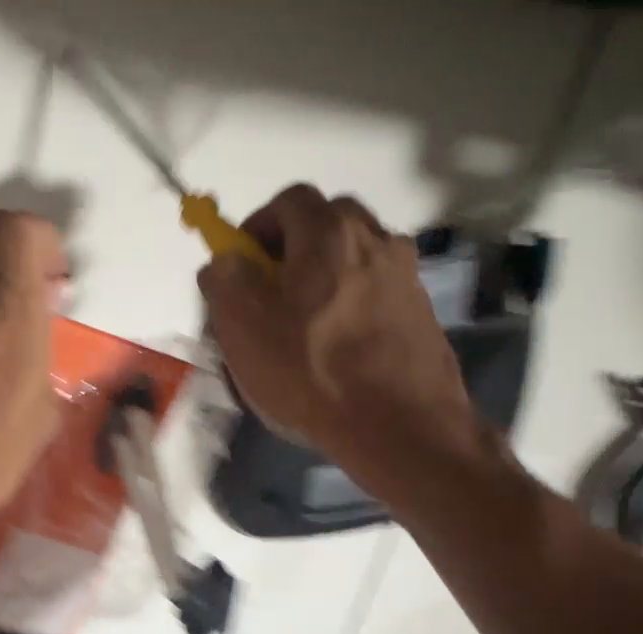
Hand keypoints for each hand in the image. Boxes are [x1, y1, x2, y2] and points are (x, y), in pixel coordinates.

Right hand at [199, 184, 481, 483]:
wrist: (399, 424)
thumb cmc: (309, 370)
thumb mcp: (242, 326)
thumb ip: (224, 280)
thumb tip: (225, 261)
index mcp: (329, 233)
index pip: (288, 200)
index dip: (255, 226)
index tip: (238, 264)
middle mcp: (376, 239)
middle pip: (325, 224)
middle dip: (289, 249)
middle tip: (264, 294)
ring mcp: (404, 274)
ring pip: (349, 259)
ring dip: (319, 279)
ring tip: (296, 330)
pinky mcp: (418, 311)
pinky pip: (371, 292)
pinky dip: (346, 306)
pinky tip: (331, 351)